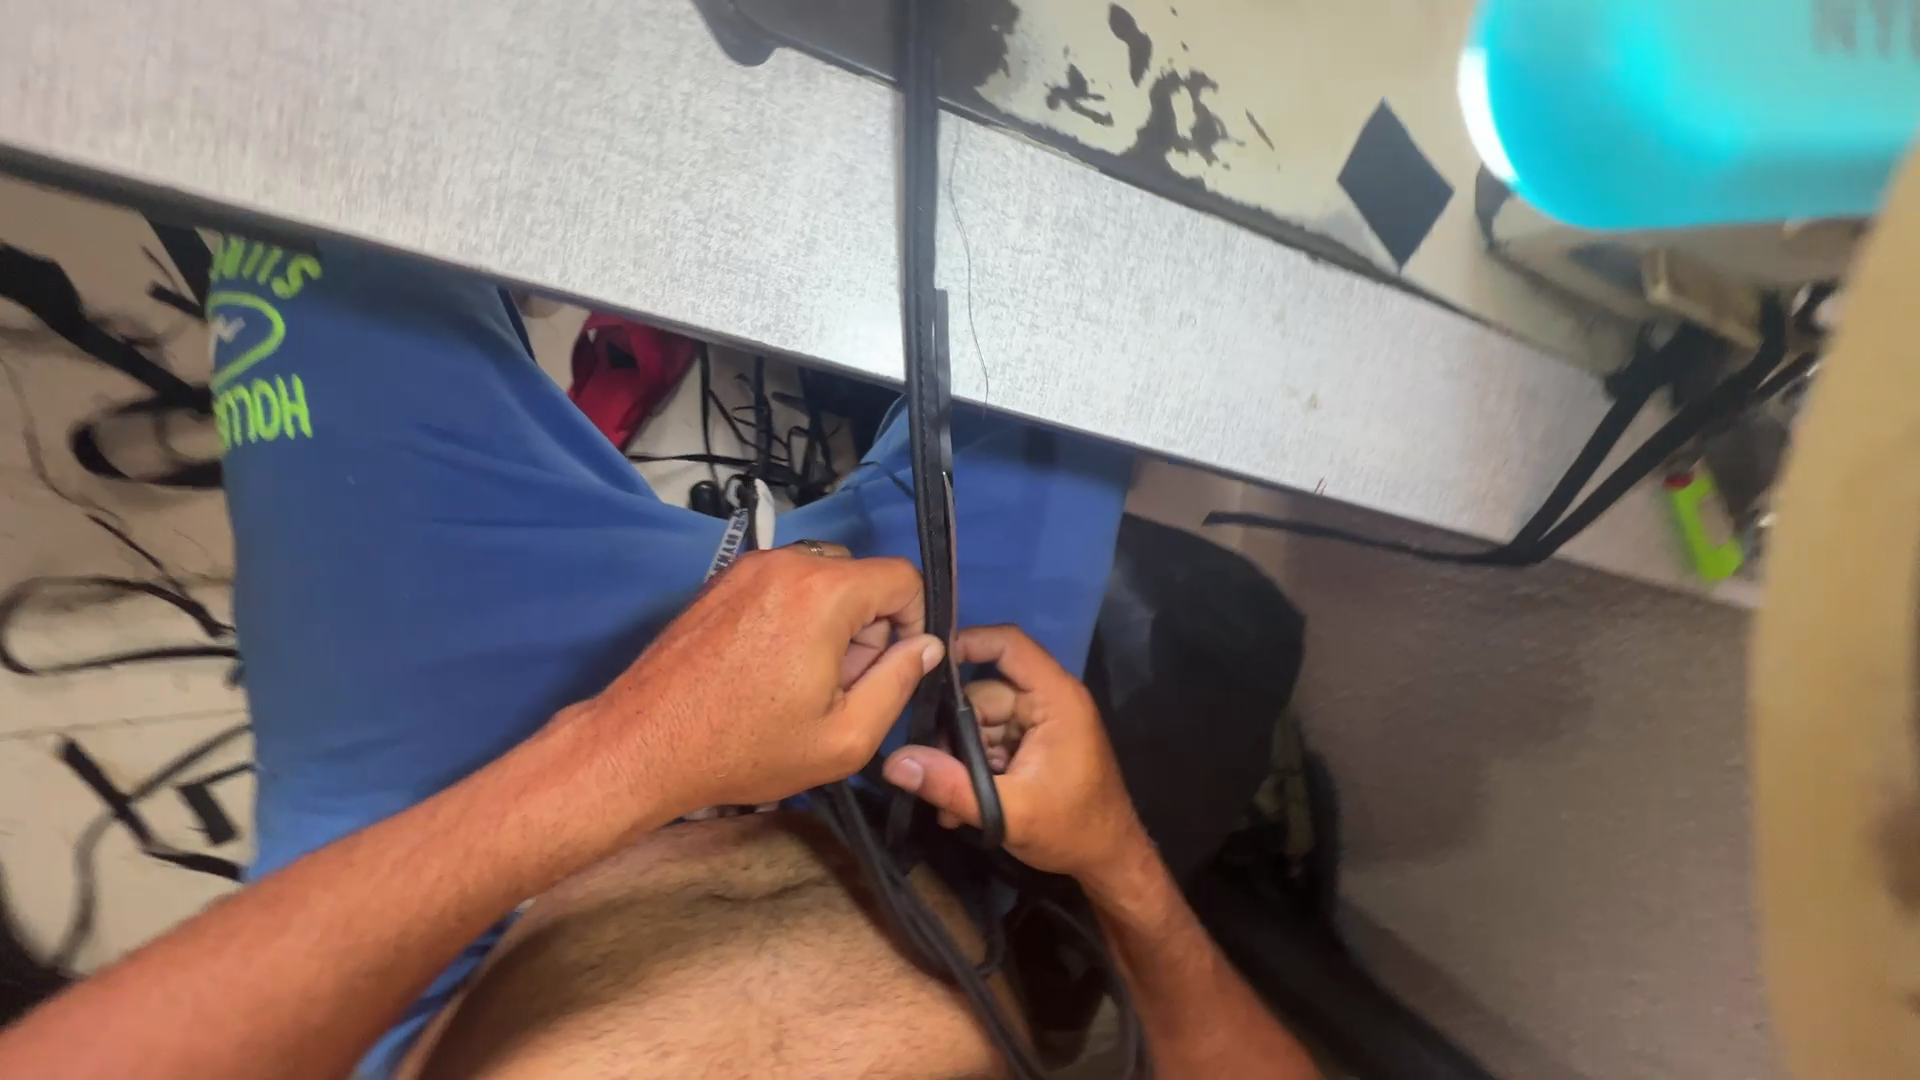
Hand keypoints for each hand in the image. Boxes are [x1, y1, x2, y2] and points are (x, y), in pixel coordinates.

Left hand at [573, 546, 943, 817]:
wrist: (641, 745)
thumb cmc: (745, 747)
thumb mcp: (845, 737)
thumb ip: (899, 682)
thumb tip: (926, 646)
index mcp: (824, 593)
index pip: (903, 578)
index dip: (914, 622)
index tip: (894, 666)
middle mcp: (788, 562)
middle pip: (863, 577)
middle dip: (870, 626)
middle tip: (842, 684)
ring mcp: (750, 566)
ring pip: (825, 578)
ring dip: (835, 620)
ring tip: (805, 678)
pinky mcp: (724, 579)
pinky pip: (786, 582)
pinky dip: (798, 613)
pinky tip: (771, 665)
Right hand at [880, 625, 1149, 889]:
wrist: (1109, 863)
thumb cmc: (1073, 830)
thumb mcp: (1008, 812)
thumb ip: (951, 786)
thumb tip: (895, 763)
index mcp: (1055, 698)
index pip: (1009, 644)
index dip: (969, 642)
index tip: (926, 661)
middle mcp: (1047, 700)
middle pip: (983, 693)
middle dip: (955, 733)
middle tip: (933, 770)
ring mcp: (1038, 722)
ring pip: (980, 721)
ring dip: (962, 757)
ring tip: (949, 803)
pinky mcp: (1031, 744)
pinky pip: (990, 741)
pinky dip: (974, 767)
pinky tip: (962, 804)